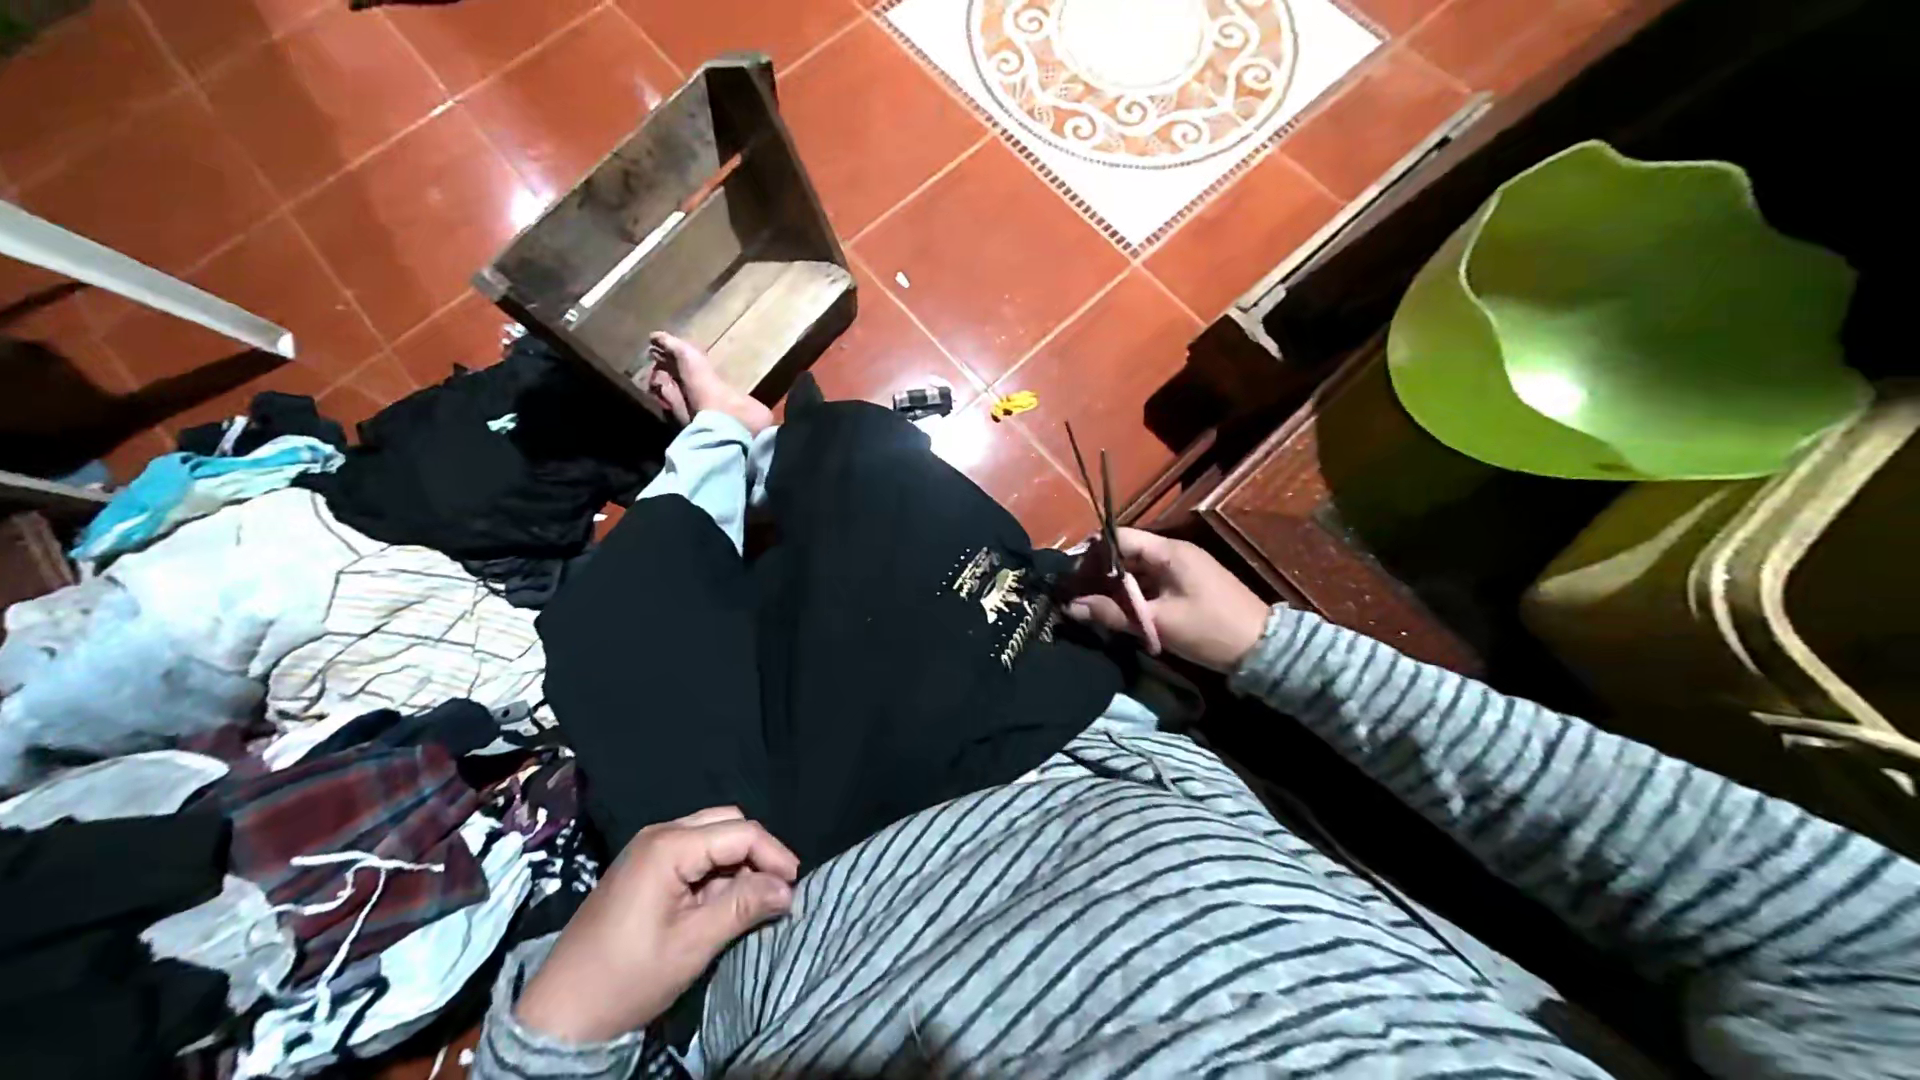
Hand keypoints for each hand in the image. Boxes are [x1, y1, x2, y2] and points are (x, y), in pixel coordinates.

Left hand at [513, 807, 798, 1043]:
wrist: (559, 1016)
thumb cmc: (627, 978)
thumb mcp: (693, 944)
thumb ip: (743, 907)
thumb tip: (788, 889)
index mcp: (669, 846)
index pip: (741, 832)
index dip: (774, 855)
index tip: (795, 887)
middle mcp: (659, 834)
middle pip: (727, 823)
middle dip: (757, 852)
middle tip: (777, 889)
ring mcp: (648, 849)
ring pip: (712, 834)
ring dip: (737, 861)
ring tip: (753, 898)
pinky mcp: (644, 867)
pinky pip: (694, 852)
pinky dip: (716, 870)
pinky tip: (723, 900)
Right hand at [1066, 528, 1270, 672]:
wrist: (1263, 650)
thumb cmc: (1210, 629)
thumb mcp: (1159, 623)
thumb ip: (1113, 613)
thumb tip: (1070, 607)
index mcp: (1169, 552)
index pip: (1119, 538)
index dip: (1092, 553)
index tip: (1071, 576)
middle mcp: (1173, 553)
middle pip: (1126, 554)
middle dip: (1099, 573)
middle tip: (1075, 594)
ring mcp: (1181, 570)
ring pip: (1136, 571)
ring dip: (1115, 587)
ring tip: (1090, 605)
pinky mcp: (1186, 587)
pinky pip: (1150, 584)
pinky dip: (1133, 596)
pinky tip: (1116, 612)